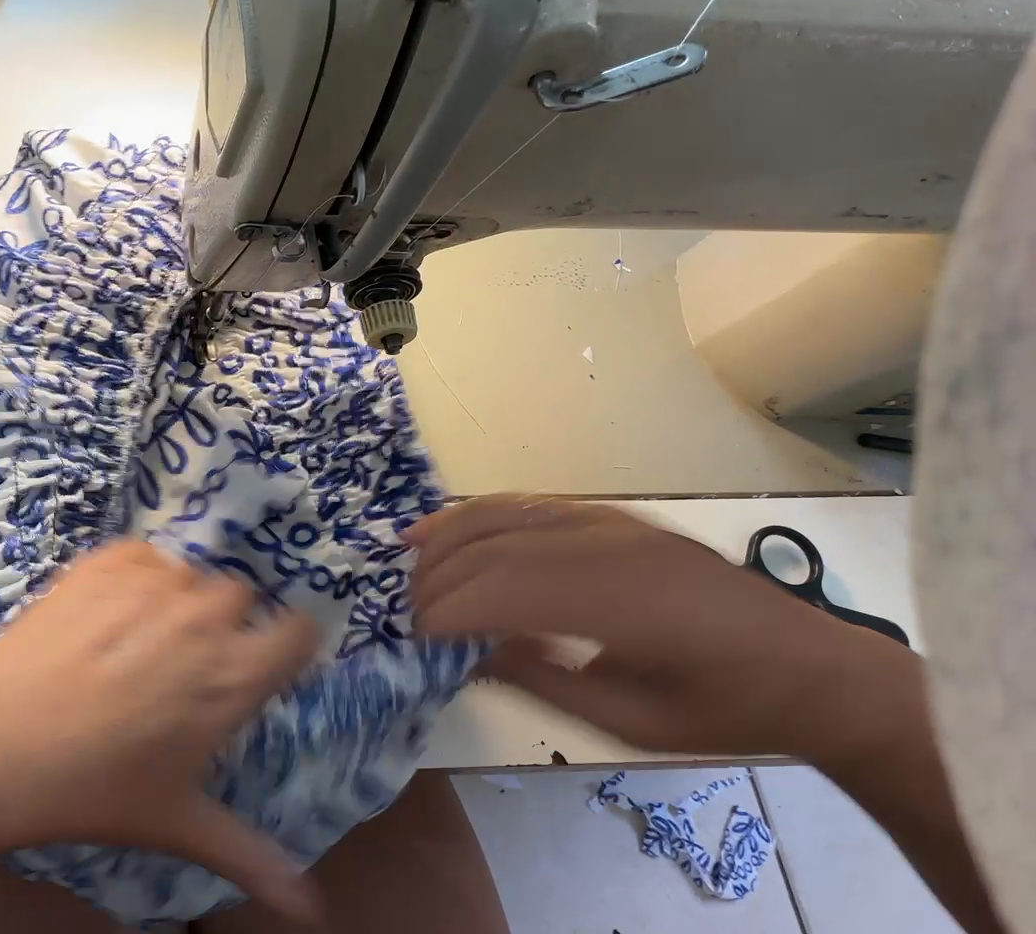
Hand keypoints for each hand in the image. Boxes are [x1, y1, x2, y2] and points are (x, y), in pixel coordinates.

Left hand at [0, 539, 322, 921]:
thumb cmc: (97, 787)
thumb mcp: (178, 822)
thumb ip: (251, 856)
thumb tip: (314, 912)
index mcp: (234, 676)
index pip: (298, 631)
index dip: (287, 641)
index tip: (266, 657)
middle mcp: (202, 617)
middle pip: (239, 595)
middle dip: (225, 620)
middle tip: (190, 660)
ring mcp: (149, 584)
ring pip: (189, 573)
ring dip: (178, 596)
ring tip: (143, 636)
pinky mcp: (101, 564)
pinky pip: (141, 553)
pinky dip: (137, 572)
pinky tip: (111, 608)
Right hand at [405, 496, 919, 764]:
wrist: (812, 670)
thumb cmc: (723, 709)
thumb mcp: (628, 719)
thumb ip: (539, 679)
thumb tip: (464, 653)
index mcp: (619, 601)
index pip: (500, 591)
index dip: (446, 613)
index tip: (415, 642)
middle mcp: (605, 544)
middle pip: (489, 548)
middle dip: (435, 580)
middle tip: (409, 617)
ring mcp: (607, 520)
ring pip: (498, 512)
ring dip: (444, 539)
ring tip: (409, 568)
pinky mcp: (608, 514)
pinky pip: (523, 502)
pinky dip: (473, 513)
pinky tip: (441, 528)